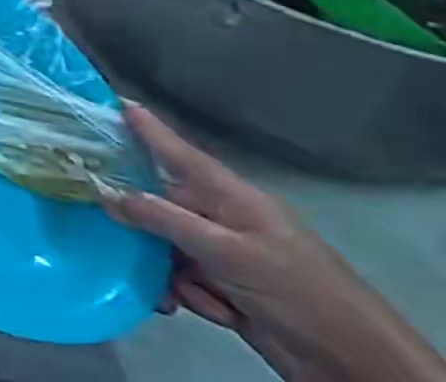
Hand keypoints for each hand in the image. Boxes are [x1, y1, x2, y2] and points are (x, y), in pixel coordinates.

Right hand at [102, 104, 444, 381]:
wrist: (358, 364)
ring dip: (160, 268)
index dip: (144, 126)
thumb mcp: (226, 252)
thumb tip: (104, 193)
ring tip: (170, 289)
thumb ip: (161, 218)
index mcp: (230, 197)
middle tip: (96, 214)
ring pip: (159, 241)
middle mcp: (220, 218)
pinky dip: (177, 292)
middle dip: (134, 218)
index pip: (176, 150)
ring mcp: (221, 253)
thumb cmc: (297, 291)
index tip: (111, 99)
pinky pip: (175, 275)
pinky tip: (184, 305)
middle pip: (155, 199)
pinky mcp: (221, 285)